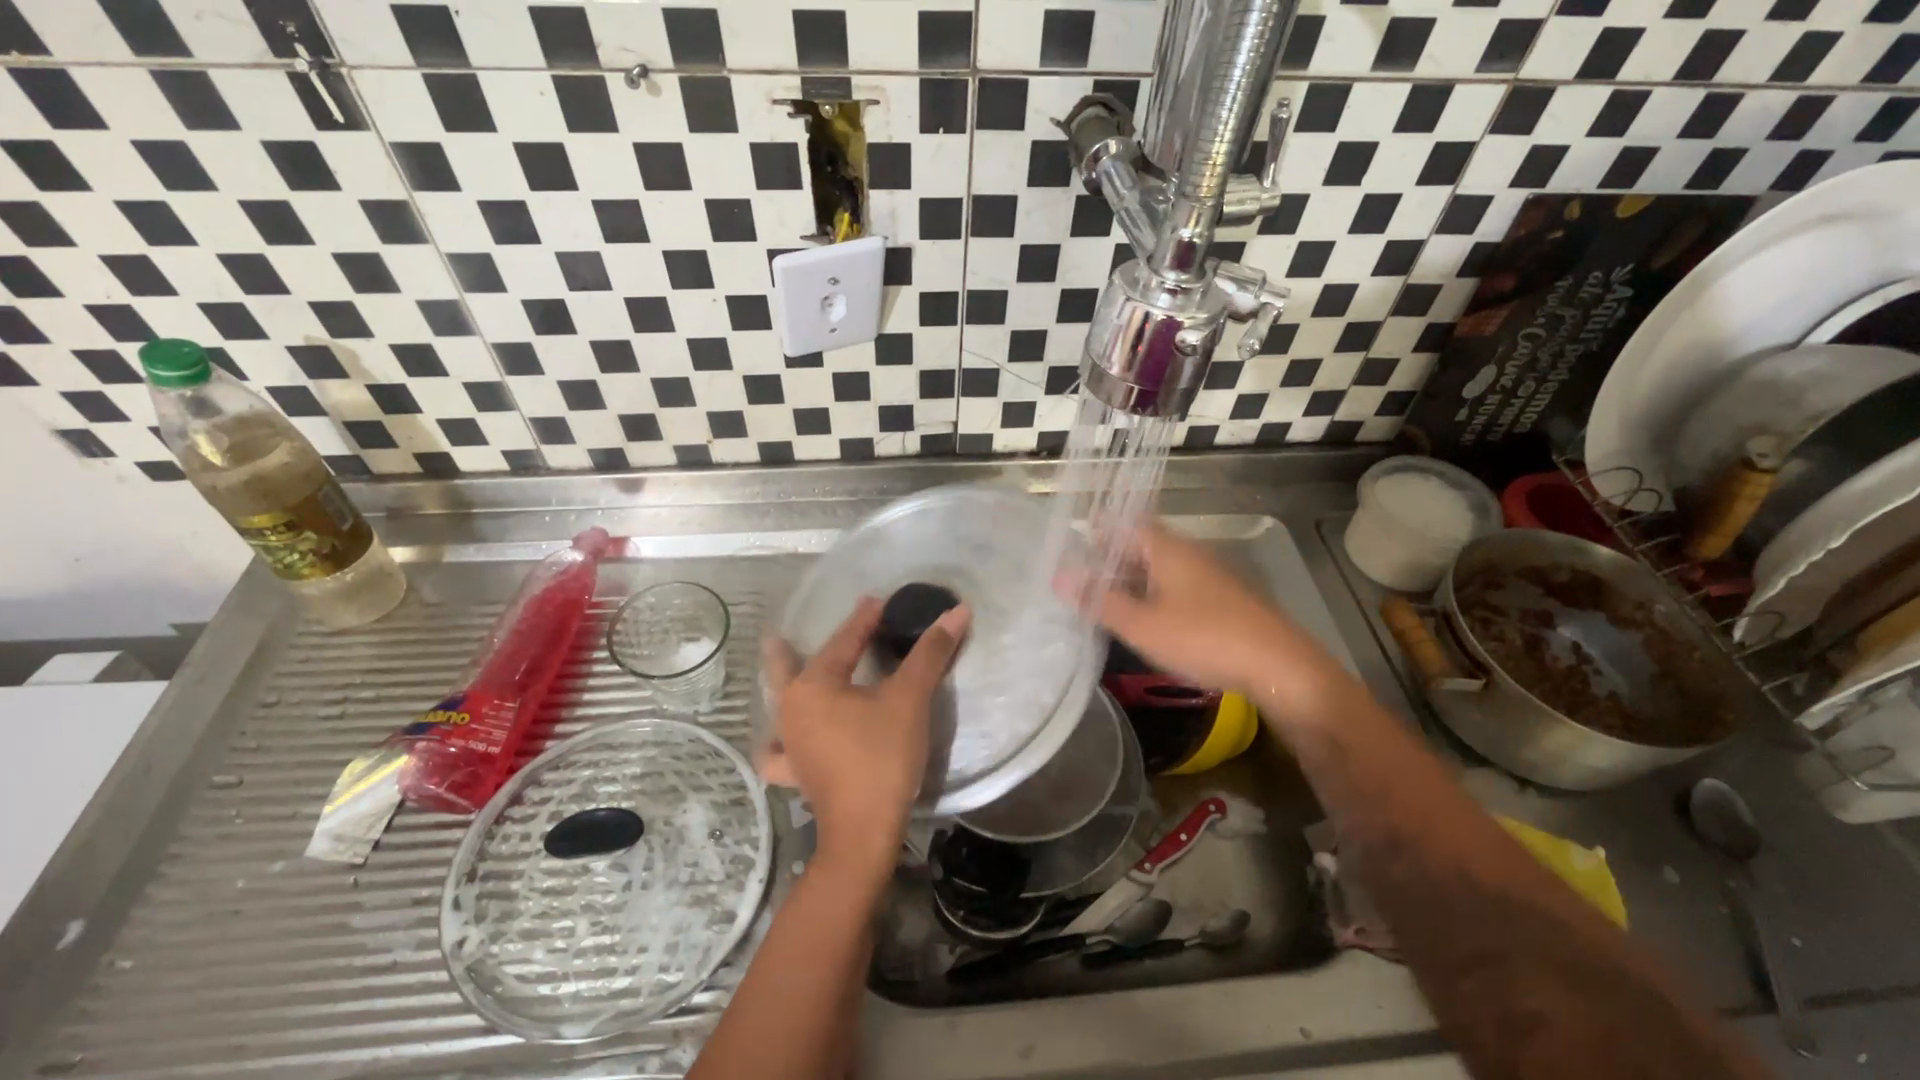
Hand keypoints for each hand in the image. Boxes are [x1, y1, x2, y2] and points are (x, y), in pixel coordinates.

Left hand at [760, 597, 970, 874]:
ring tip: (787, 679)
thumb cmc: (882, 756)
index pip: (843, 640)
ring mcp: (788, 742)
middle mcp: (791, 708)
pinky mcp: (794, 772)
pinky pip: (779, 751)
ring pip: (781, 706)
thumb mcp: (910, 699)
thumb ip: (930, 653)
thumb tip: (957, 611)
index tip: (879, 602)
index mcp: (814, 684)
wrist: (864, 829)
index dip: (864, 619)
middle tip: (786, 634)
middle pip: (788, 668)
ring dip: (784, 689)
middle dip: (791, 650)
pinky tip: (783, 741)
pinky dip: (779, 742)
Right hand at [1091, 523, 1339, 712]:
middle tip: (1079, 576)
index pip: (1128, 523)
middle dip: (1112, 557)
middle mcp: (1191, 554)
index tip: (1072, 541)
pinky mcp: (1224, 602)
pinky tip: (1146, 621)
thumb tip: (1058, 576)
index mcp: (1169, 550)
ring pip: (1162, 569)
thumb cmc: (1204, 639)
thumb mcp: (1142, 625)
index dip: (1100, 528)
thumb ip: (1099, 601)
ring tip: (1104, 601)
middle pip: (1144, 545)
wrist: (1279, 667)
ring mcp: (1211, 578)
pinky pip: (1178, 588)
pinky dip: (1155, 596)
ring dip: (1133, 580)